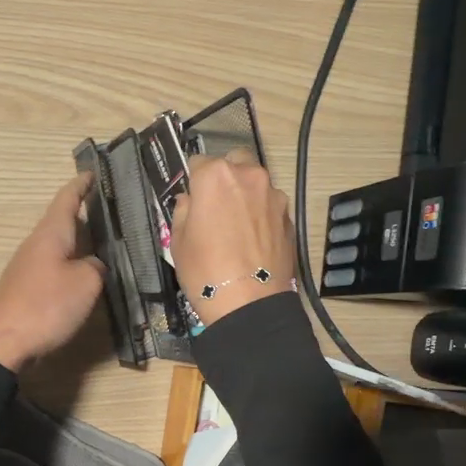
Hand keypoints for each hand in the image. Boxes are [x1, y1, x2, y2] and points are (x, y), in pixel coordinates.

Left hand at [0, 173, 106, 370]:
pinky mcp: (23, 291)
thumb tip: (94, 265)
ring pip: (57, 248)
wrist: (2, 345)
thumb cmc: (46, 307)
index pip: (67, 198)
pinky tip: (81, 278)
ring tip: (104, 246)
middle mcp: (35, 245)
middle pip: (61, 223)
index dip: (82, 184)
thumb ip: (96, 267)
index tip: (94, 172)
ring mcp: (25, 269)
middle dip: (84, 216)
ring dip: (77, 244)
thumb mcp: (86, 283)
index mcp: (50, 234)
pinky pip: (51, 269)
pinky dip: (68, 267)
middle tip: (111, 213)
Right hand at [170, 150, 296, 327]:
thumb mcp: (178, 242)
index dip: (193, 181)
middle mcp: (248, 175)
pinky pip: (269, 204)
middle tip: (215, 206)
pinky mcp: (288, 215)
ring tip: (236, 225)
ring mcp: (273, 194)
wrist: (249, 302)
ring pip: (255, 182)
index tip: (192, 199)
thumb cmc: (204, 270)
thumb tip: (190, 201)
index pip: (198, 163)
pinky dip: (260, 213)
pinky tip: (252, 239)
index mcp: (215, 176)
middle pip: (233, 162)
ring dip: (244, 194)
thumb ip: (184, 211)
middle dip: (224, 177)